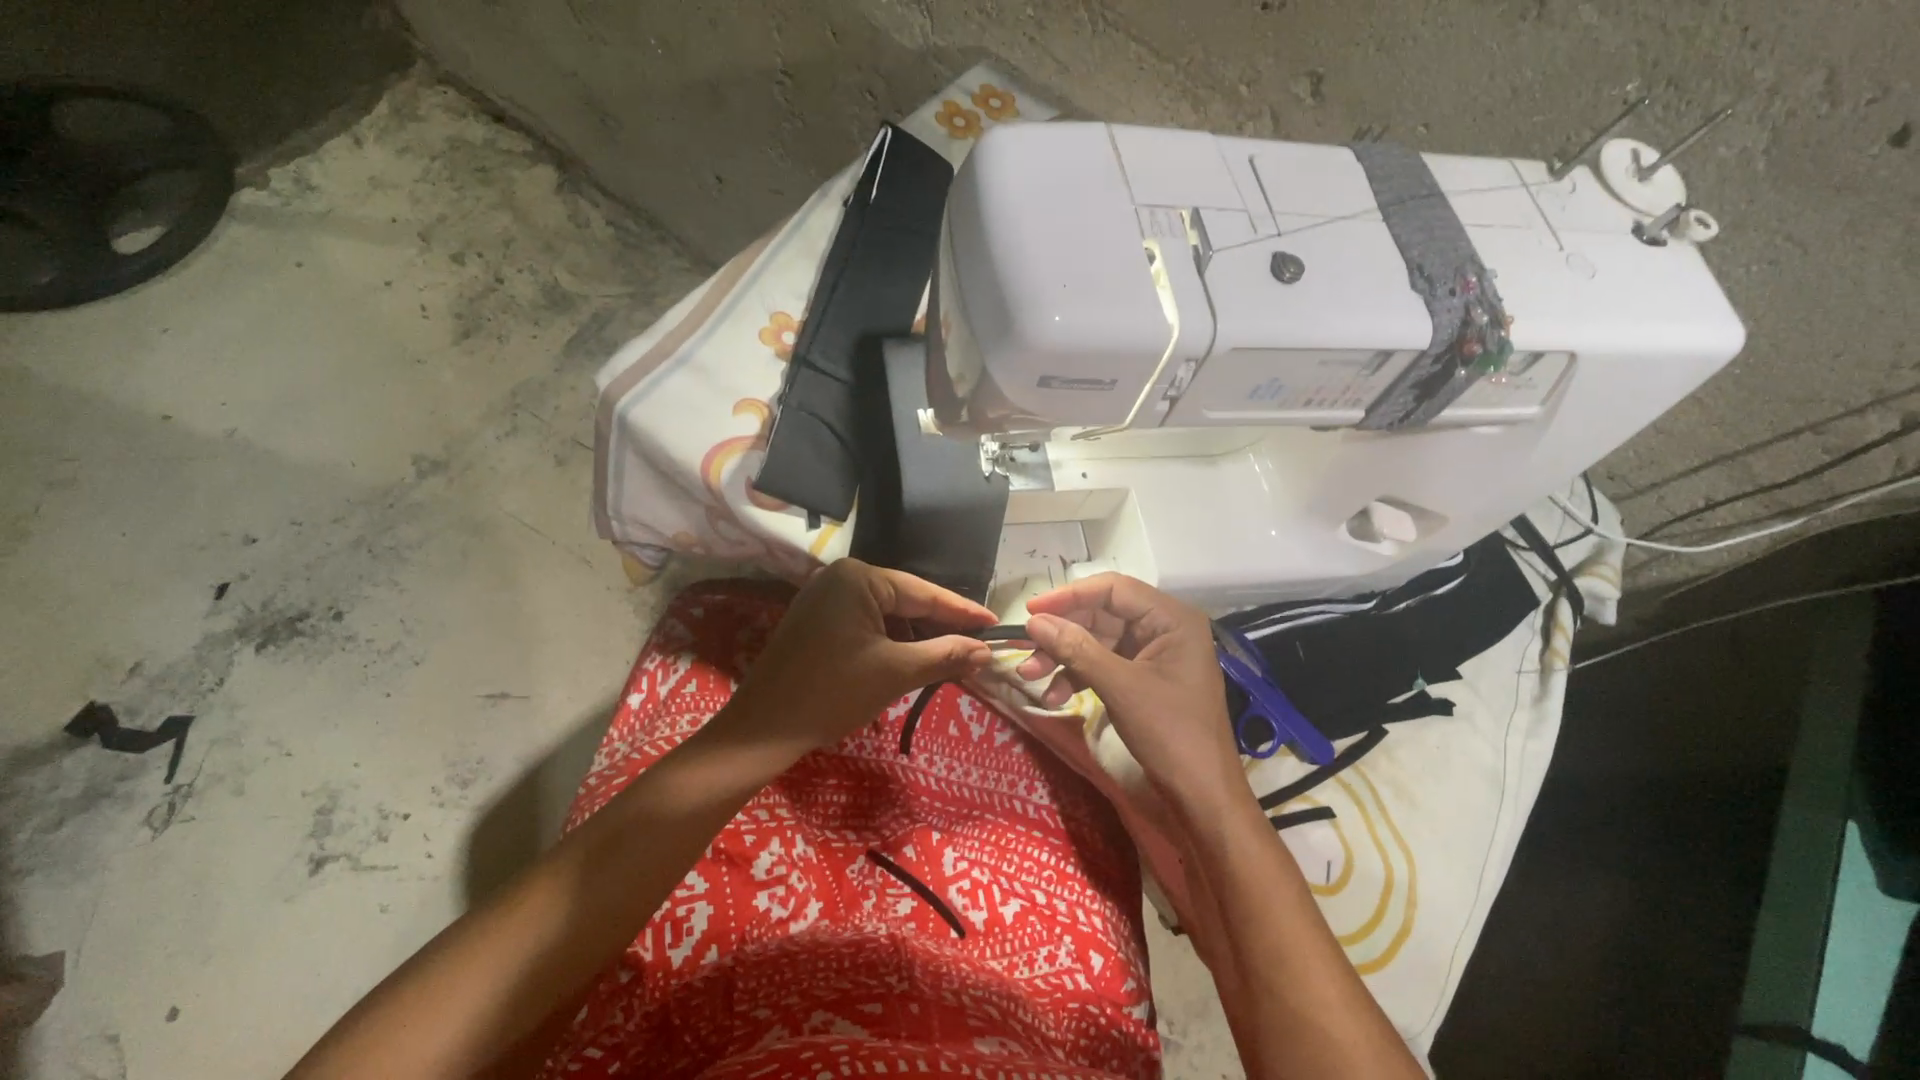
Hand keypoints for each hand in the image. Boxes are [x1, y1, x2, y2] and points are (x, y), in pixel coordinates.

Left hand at [721, 560, 996, 754]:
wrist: (764, 728)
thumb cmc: (832, 692)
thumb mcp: (896, 672)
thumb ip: (944, 655)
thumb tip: (985, 652)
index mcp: (858, 578)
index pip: (924, 593)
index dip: (962, 611)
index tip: (994, 624)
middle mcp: (839, 577)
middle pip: (904, 600)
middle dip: (939, 626)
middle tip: (976, 645)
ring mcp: (823, 598)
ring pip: (885, 614)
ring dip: (914, 637)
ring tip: (947, 660)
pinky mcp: (815, 621)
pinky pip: (864, 624)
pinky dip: (889, 642)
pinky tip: (908, 662)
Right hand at [1018, 573, 1245, 810]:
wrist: (1202, 793)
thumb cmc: (1171, 732)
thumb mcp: (1120, 687)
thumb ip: (1077, 649)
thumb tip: (1034, 621)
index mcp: (1172, 619)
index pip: (1113, 589)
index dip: (1069, 596)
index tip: (1030, 610)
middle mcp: (1164, 628)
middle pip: (1101, 615)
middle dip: (1061, 634)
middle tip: (1023, 650)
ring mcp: (1154, 654)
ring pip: (1097, 642)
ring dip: (1063, 658)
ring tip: (1030, 677)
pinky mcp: (1144, 679)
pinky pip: (1104, 665)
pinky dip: (1078, 677)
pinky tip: (1055, 697)